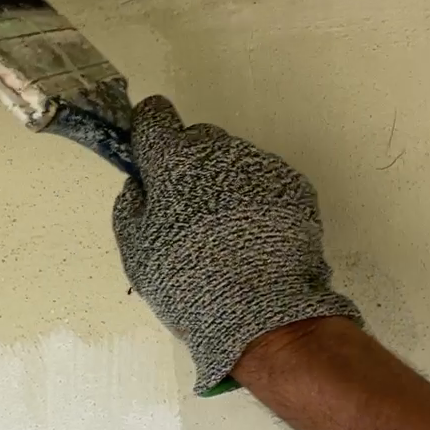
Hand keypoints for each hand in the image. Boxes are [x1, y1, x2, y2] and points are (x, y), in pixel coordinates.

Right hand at [113, 96, 361, 393]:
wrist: (263, 313)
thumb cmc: (190, 284)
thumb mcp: (137, 252)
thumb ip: (133, 205)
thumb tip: (142, 183)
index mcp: (173, 158)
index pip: (155, 116)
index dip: (151, 135)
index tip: (153, 159)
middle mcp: (220, 150)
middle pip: (198, 142)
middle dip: (191, 167)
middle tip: (193, 214)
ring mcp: (263, 166)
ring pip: (235, 163)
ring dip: (227, 185)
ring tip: (231, 235)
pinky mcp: (296, 187)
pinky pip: (268, 184)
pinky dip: (261, 203)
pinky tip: (258, 239)